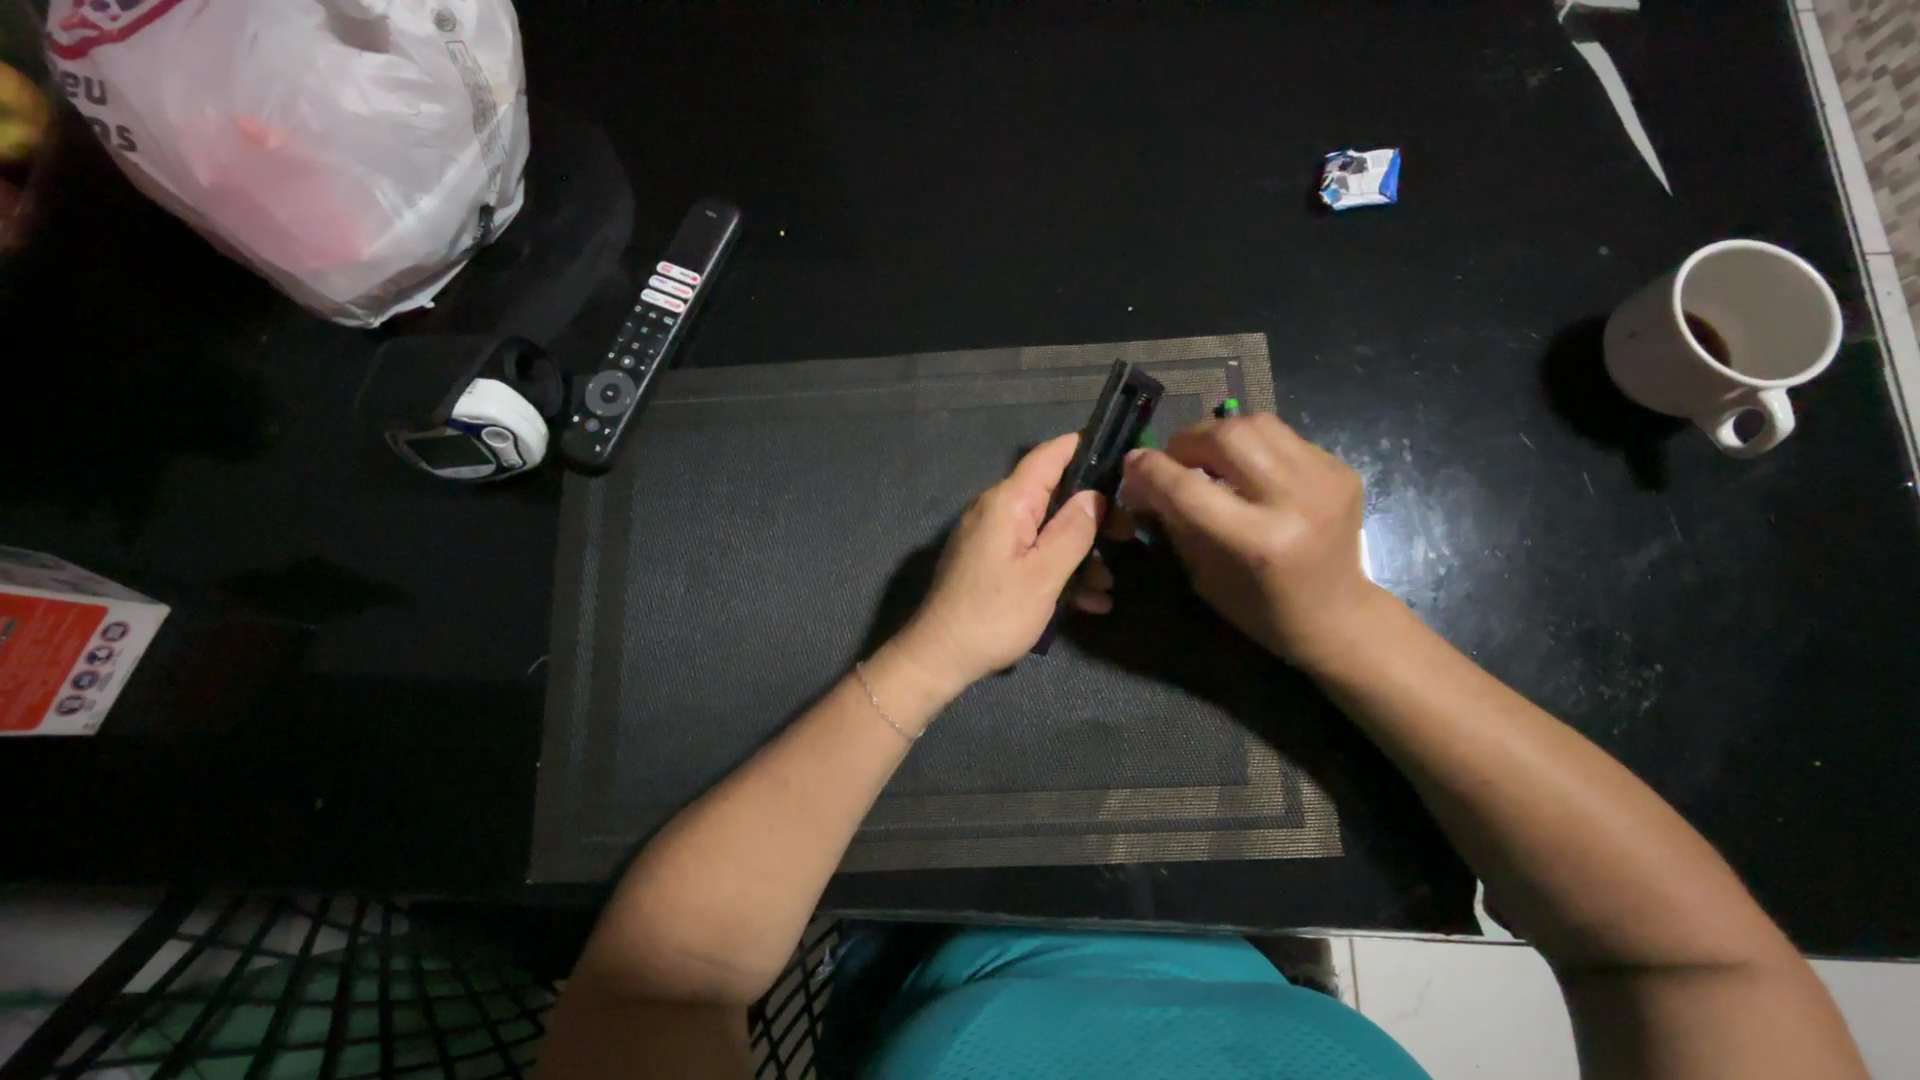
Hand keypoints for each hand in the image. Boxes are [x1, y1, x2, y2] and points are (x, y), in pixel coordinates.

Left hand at [891, 433, 1106, 694]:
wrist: (941, 656)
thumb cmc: (995, 614)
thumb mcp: (1044, 575)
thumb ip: (1073, 531)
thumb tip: (1096, 494)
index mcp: (1007, 502)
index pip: (1049, 456)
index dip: (1085, 448)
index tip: (1123, 456)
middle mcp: (996, 510)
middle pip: (1053, 495)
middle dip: (1093, 514)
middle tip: (1130, 534)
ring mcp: (992, 538)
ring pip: (1046, 531)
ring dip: (1080, 553)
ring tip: (1110, 584)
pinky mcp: (990, 564)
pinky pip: (1032, 555)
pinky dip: (1059, 572)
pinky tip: (1089, 602)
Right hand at [1114, 415, 1387, 670]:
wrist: (1336, 615)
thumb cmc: (1258, 607)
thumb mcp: (1202, 572)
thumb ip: (1174, 518)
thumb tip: (1140, 475)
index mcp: (1257, 542)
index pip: (1187, 487)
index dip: (1150, 470)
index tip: (1132, 465)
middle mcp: (1295, 502)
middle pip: (1226, 436)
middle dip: (1186, 441)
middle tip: (1174, 460)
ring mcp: (1325, 479)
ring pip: (1256, 424)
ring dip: (1219, 435)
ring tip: (1208, 459)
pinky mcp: (1340, 468)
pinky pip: (1282, 437)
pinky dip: (1253, 447)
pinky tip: (1249, 472)